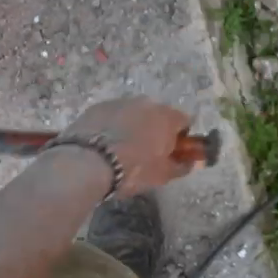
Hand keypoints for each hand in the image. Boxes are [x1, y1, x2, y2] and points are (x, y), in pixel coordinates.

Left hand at [58, 96, 197, 196]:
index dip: (179, 137)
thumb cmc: (132, 169)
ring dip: (132, 126)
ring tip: (120, 150)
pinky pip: (112, 115)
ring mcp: (121, 102)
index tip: (171, 152)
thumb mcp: (162, 175)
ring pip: (134, 113)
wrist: (86, 163)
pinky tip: (102, 145)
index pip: (184, 121)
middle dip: (155, 130)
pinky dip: (111, 126)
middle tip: (145, 153)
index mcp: (168, 117)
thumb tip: (190, 163)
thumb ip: (181, 166)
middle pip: (158, 115)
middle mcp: (148, 103)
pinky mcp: (98, 106)